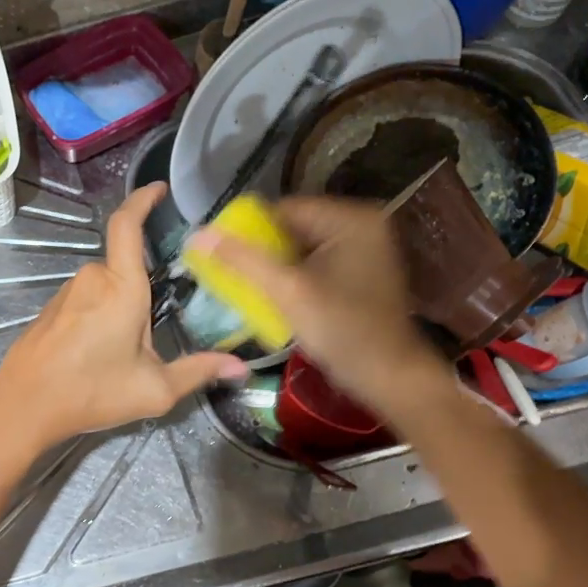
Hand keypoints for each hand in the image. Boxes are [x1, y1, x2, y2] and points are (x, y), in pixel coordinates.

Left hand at [0, 183, 246, 448]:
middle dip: (141, 292)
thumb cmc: (91, 393)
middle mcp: (91, 279)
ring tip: (120, 355)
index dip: (142, 200)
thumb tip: (239, 367)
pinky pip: (84, 300)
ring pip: (103, 287)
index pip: (128, 225)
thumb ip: (198, 372)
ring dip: (117, 309)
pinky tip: (95, 355)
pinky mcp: (50, 308)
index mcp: (121, 287)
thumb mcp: (154, 389)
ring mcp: (66, 292)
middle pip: (124, 267)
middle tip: (147, 337)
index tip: (159, 189)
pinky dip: (97, 317)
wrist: (24, 405)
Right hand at [187, 196, 446, 407]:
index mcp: (350, 219)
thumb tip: (198, 234)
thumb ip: (242, 260)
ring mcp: (363, 248)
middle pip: (290, 228)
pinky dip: (292, 277)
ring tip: (250, 289)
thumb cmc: (343, 330)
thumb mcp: (287, 292)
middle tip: (233, 278)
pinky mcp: (359, 271)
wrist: (390, 376)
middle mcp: (361, 224)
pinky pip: (313, 263)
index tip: (222, 258)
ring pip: (299, 247)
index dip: (247, 232)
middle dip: (260, 252)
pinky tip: (276, 298)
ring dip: (274, 267)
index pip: (281, 210)